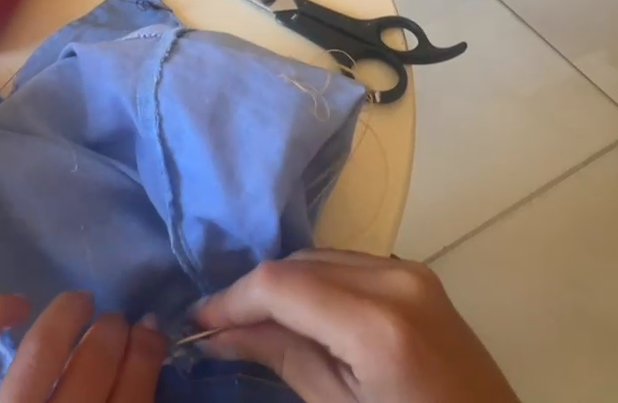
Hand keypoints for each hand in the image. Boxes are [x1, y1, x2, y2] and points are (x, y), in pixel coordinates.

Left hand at [0, 291, 166, 402]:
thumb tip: (136, 385)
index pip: (131, 400)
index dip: (146, 357)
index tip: (152, 333)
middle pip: (92, 367)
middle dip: (113, 333)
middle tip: (117, 322)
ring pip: (41, 350)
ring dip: (69, 315)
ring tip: (82, 302)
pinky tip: (16, 303)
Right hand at [191, 249, 517, 402]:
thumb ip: (283, 359)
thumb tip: (219, 332)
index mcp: (378, 325)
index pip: (280, 285)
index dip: (231, 299)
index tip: (197, 323)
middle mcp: (395, 279)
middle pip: (298, 263)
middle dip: (255, 294)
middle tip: (220, 329)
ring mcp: (412, 272)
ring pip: (320, 258)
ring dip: (284, 286)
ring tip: (256, 323)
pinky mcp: (420, 276)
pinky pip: (348, 264)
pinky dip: (316, 282)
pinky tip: (302, 314)